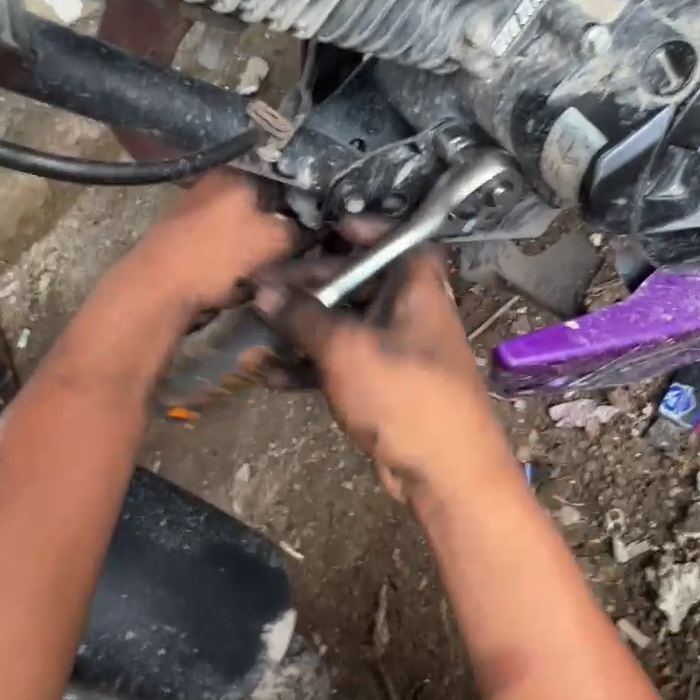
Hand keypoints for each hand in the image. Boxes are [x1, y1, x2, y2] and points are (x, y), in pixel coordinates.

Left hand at [123, 170, 297, 311]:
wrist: (157, 289)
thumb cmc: (216, 255)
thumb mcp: (274, 238)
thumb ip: (300, 228)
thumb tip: (313, 228)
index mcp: (236, 172)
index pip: (287, 178)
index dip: (307, 202)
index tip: (320, 227)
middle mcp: (216, 183)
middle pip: (267, 203)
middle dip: (285, 226)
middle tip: (302, 250)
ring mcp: (200, 209)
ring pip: (250, 226)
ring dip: (264, 246)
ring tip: (277, 265)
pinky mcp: (191, 237)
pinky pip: (230, 244)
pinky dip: (241, 258)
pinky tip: (248, 276)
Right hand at [254, 246, 515, 503]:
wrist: (444, 469)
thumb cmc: (403, 394)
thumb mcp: (345, 348)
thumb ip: (303, 316)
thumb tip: (265, 292)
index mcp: (416, 287)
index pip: (398, 239)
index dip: (366, 229)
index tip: (330, 229)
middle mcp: (410, 311)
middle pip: (358, 283)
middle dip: (310, 285)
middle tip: (263, 287)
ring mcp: (397, 351)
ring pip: (345, 326)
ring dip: (302, 328)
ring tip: (255, 329)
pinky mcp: (384, 387)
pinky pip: (343, 364)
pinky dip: (311, 365)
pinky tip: (270, 374)